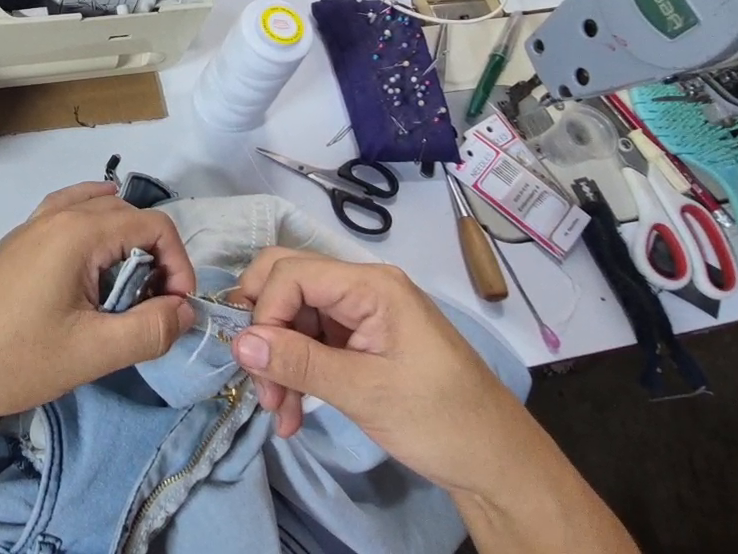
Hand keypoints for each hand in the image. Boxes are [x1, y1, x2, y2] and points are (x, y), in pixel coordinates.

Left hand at [0, 182, 196, 427]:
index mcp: (79, 231)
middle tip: (150, 310)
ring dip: (124, 245)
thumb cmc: (12, 359)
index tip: (174, 313)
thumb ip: (149, 330)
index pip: (155, 226)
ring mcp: (33, 225)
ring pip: (98, 212)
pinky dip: (94, 231)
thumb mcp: (92, 353)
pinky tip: (95, 256)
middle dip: (154, 257)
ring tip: (125, 292)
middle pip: (128, 215)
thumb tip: (185, 311)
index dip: (178, 266)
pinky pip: (68, 217)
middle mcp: (58, 215)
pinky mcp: (18, 243)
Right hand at [229, 248, 535, 497]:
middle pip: (287, 282)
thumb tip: (239, 342)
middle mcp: (362, 288)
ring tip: (278, 412)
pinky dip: (296, 373)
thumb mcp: (366, 393)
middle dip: (264, 328)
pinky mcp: (359, 341)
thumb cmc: (441, 420)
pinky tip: (292, 414)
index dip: (264, 312)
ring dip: (277, 360)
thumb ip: (300, 362)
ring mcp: (360, 314)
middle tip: (256, 376)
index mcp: (371, 285)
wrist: (498, 464)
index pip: (292, 273)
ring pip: (293, 316)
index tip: (256, 362)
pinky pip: (310, 342)